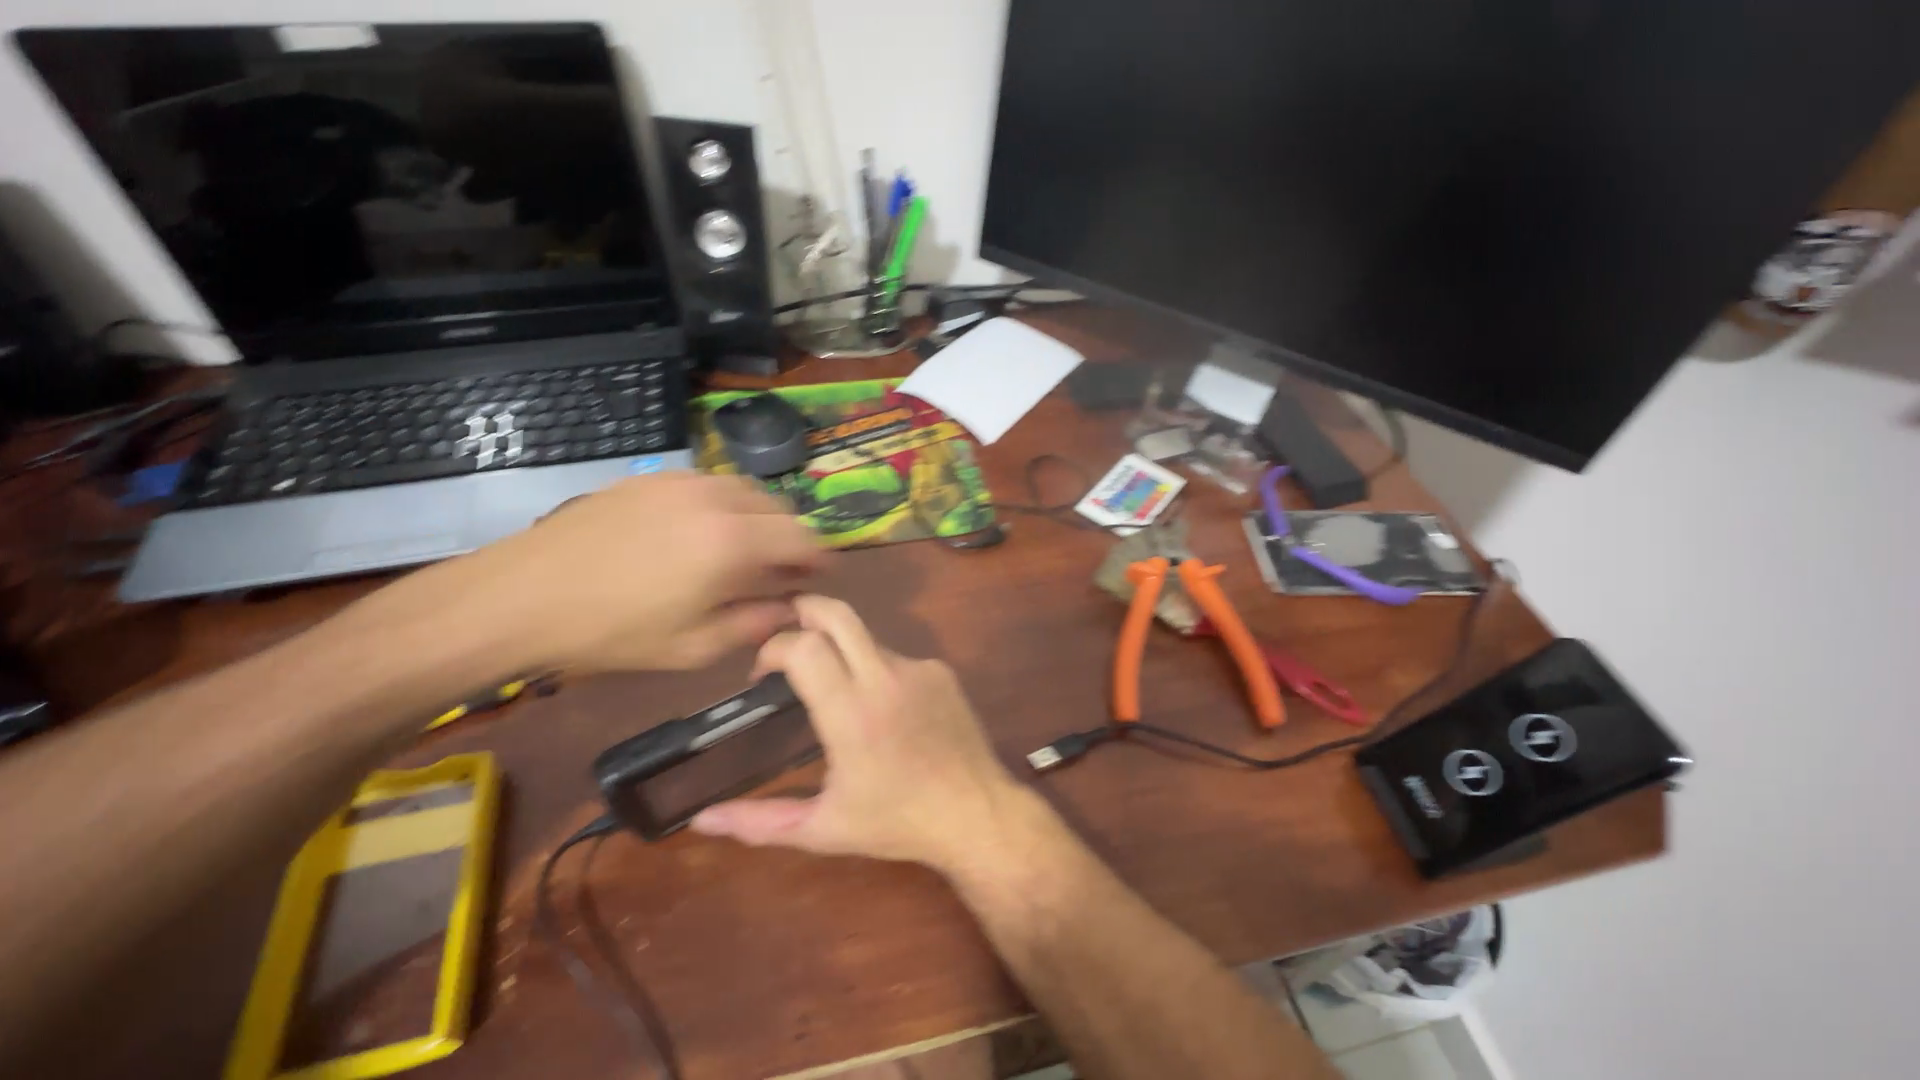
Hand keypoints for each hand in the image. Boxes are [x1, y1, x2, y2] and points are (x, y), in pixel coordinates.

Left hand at [361, 472, 826, 673]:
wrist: (523, 597)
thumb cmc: (612, 633)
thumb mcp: (694, 647)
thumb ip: (757, 624)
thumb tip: (794, 608)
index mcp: (733, 543)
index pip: (803, 538)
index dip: (820, 558)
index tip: (818, 578)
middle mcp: (716, 499)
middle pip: (780, 508)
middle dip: (792, 539)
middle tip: (782, 572)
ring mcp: (680, 482)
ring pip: (746, 491)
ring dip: (760, 519)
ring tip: (744, 554)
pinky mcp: (650, 478)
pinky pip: (709, 484)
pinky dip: (724, 506)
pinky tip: (701, 536)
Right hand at [689, 596, 1044, 875]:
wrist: (976, 814)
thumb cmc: (897, 823)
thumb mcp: (824, 829)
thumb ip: (760, 822)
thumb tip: (702, 820)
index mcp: (850, 712)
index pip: (802, 646)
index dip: (773, 648)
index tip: (761, 674)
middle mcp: (884, 678)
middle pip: (836, 613)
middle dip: (802, 610)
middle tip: (784, 633)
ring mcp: (918, 670)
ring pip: (866, 637)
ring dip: (840, 650)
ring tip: (834, 690)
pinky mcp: (943, 672)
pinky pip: (897, 658)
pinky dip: (877, 671)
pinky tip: (881, 710)